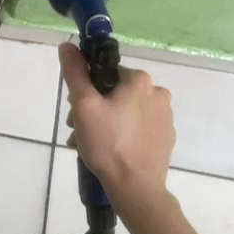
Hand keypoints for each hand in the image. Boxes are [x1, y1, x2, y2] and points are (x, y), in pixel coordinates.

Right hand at [60, 42, 174, 216]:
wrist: (136, 187)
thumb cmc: (107, 143)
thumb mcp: (83, 105)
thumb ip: (74, 73)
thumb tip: (67, 46)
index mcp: (140, 80)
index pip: (105, 74)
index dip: (86, 90)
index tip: (75, 110)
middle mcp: (158, 94)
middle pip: (115, 93)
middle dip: (93, 109)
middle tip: (78, 130)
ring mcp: (165, 118)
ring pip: (125, 112)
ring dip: (105, 123)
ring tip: (89, 145)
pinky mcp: (165, 139)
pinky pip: (137, 129)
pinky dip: (121, 136)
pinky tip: (109, 153)